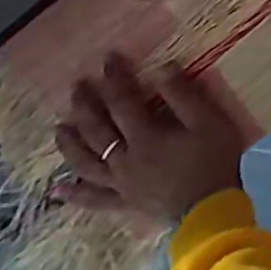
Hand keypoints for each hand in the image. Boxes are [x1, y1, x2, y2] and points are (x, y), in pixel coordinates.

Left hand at [52, 53, 242, 223]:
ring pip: (86, 163)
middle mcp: (124, 159)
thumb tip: (163, 68)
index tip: (107, 59)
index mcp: (146, 136)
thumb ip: (184, 96)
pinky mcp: (123, 204)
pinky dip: (73, 194)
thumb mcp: (208, 121)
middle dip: (86, 106)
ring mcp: (121, 184)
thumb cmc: (213, 160)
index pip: (123, 102)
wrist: (211, 210)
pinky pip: (93, 199)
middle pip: (97, 130)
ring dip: (70, 144)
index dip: (114, 79)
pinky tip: (57, 190)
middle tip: (76, 87)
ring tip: (59, 128)